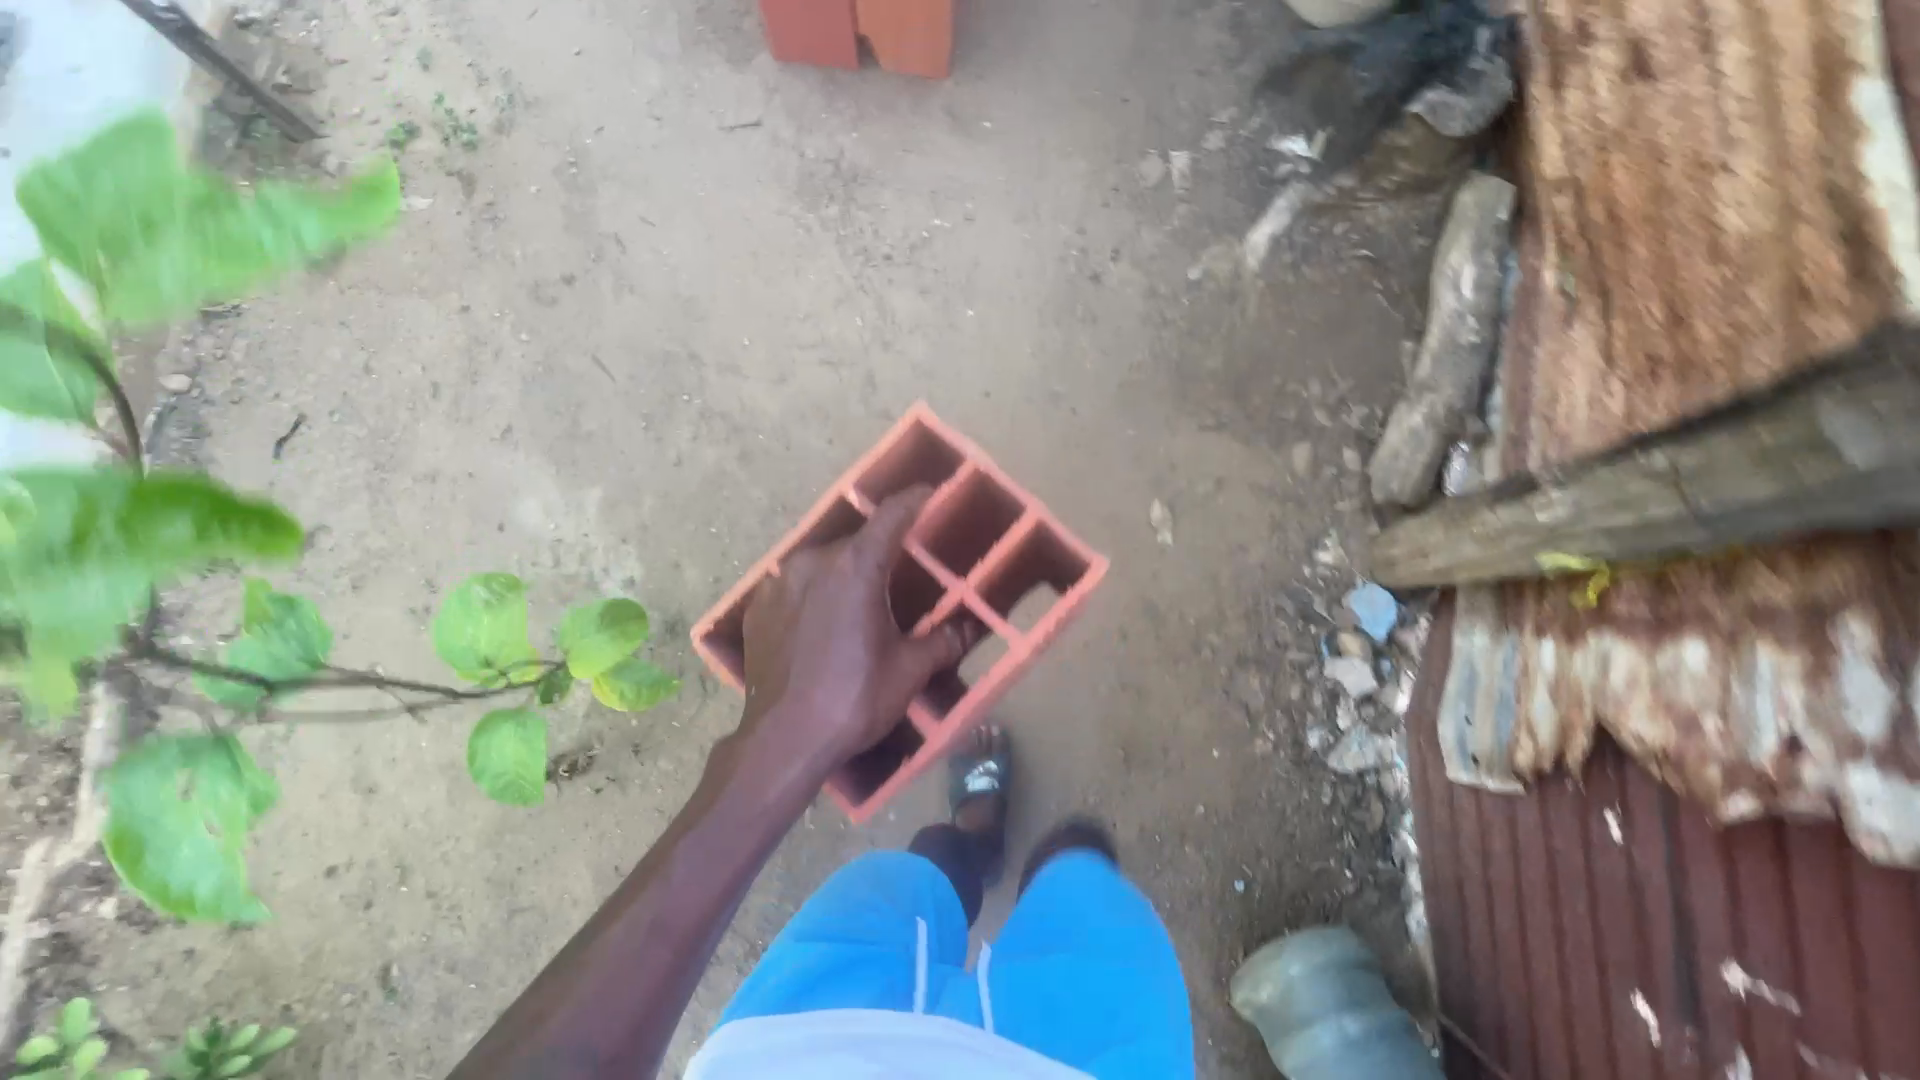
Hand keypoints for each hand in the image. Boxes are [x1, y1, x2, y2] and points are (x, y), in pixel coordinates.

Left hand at [740, 487, 970, 762]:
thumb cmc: (854, 699)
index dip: (915, 499)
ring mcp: (779, 583)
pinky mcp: (758, 607)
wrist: (784, 738)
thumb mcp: (909, 671)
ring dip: (845, 573)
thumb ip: (942, 641)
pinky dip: (814, 594)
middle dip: (880, 551)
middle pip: (856, 541)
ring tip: (860, 603)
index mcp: (855, 567)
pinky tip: (823, 625)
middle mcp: (813, 562)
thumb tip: (968, 629)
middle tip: (900, 572)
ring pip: (822, 563)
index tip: (930, 492)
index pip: (892, 515)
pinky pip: (795, 586)